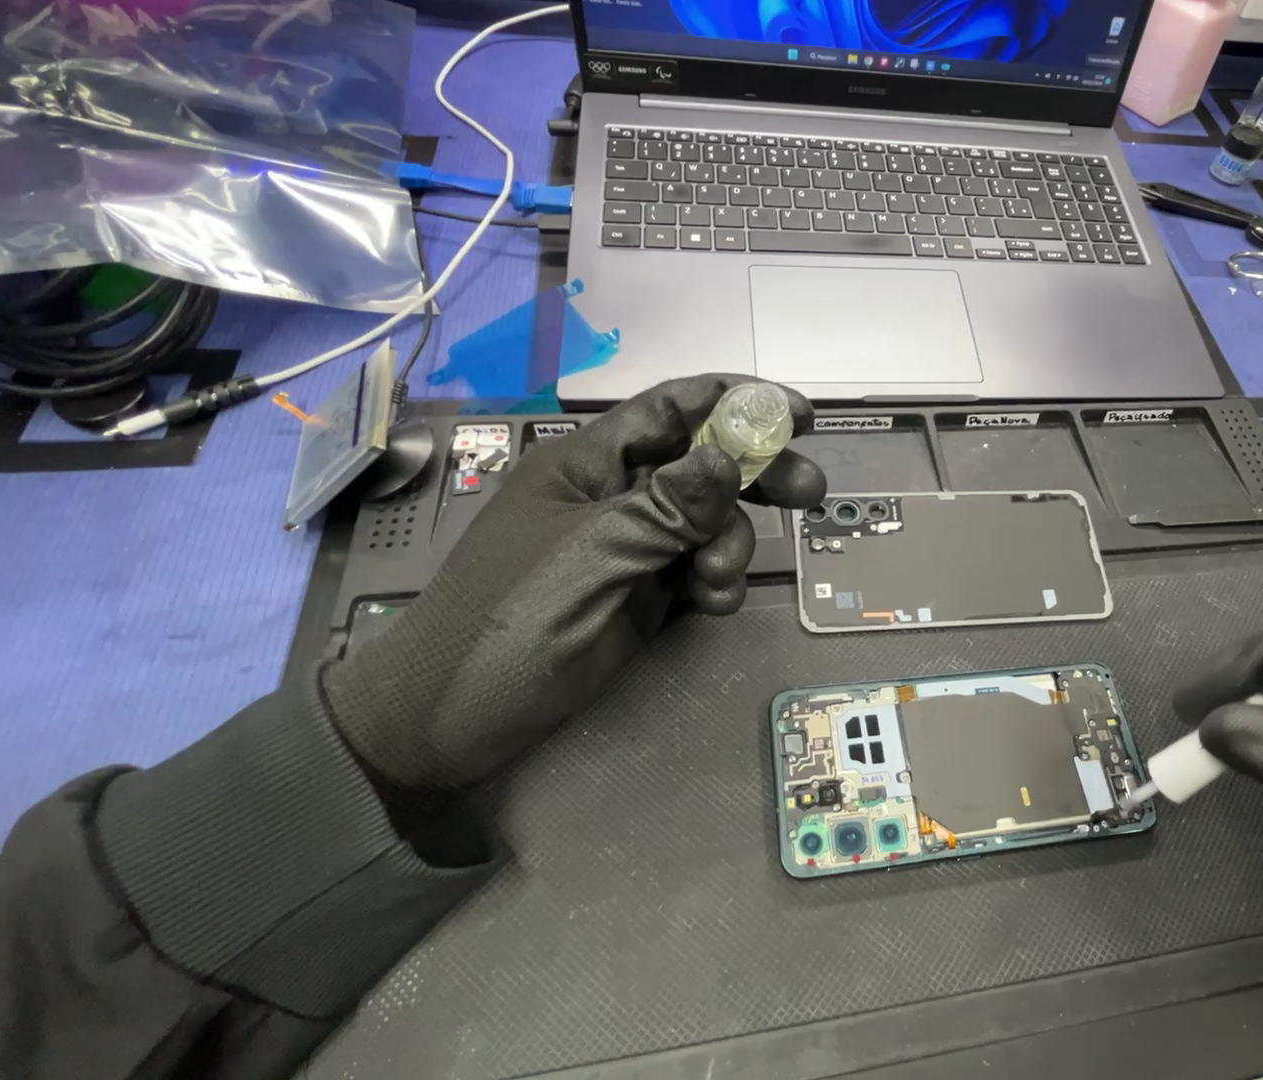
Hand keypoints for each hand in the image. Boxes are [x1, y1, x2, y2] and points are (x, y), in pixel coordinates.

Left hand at [322, 375, 825, 801]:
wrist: (452, 719)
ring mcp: (633, 549)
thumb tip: (730, 456)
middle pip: (705, 466)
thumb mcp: (591, 556)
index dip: (737, 403)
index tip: (799, 416)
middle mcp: (618, 496)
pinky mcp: (645, 597)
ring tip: (715, 580)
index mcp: (589, 463)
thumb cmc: (508, 622)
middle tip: (810, 492)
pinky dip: (715, 586)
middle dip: (757, 477)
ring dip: (729, 546)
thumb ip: (666, 506)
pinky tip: (708, 606)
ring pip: (710, 525)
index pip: (673, 410)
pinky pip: (699, 574)